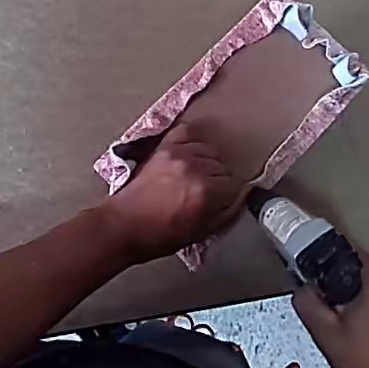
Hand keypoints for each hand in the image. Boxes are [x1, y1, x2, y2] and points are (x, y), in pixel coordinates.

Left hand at [100, 125, 245, 262]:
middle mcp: (195, 168)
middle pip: (223, 167)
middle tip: (204, 195)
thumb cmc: (160, 235)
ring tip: (194, 177)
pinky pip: (187, 132)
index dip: (227, 196)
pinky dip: (192, 141)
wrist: (123, 226)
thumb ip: (229, 212)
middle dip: (218, 181)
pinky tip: (189, 154)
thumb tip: (245, 196)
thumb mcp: (201, 233)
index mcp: (206, 192)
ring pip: (209, 151)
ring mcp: (178, 154)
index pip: (234, 184)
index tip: (218, 203)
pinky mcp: (163, 148)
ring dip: (206, 163)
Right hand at [292, 248, 368, 367]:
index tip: (298, 266)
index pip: (337, 243)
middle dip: (326, 279)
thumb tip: (300, 288)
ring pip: (358, 283)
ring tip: (329, 323)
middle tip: (311, 302)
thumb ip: (308, 305)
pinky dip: (355, 307)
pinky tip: (348, 334)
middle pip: (347, 264)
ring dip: (340, 296)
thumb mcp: (328, 336)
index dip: (313, 252)